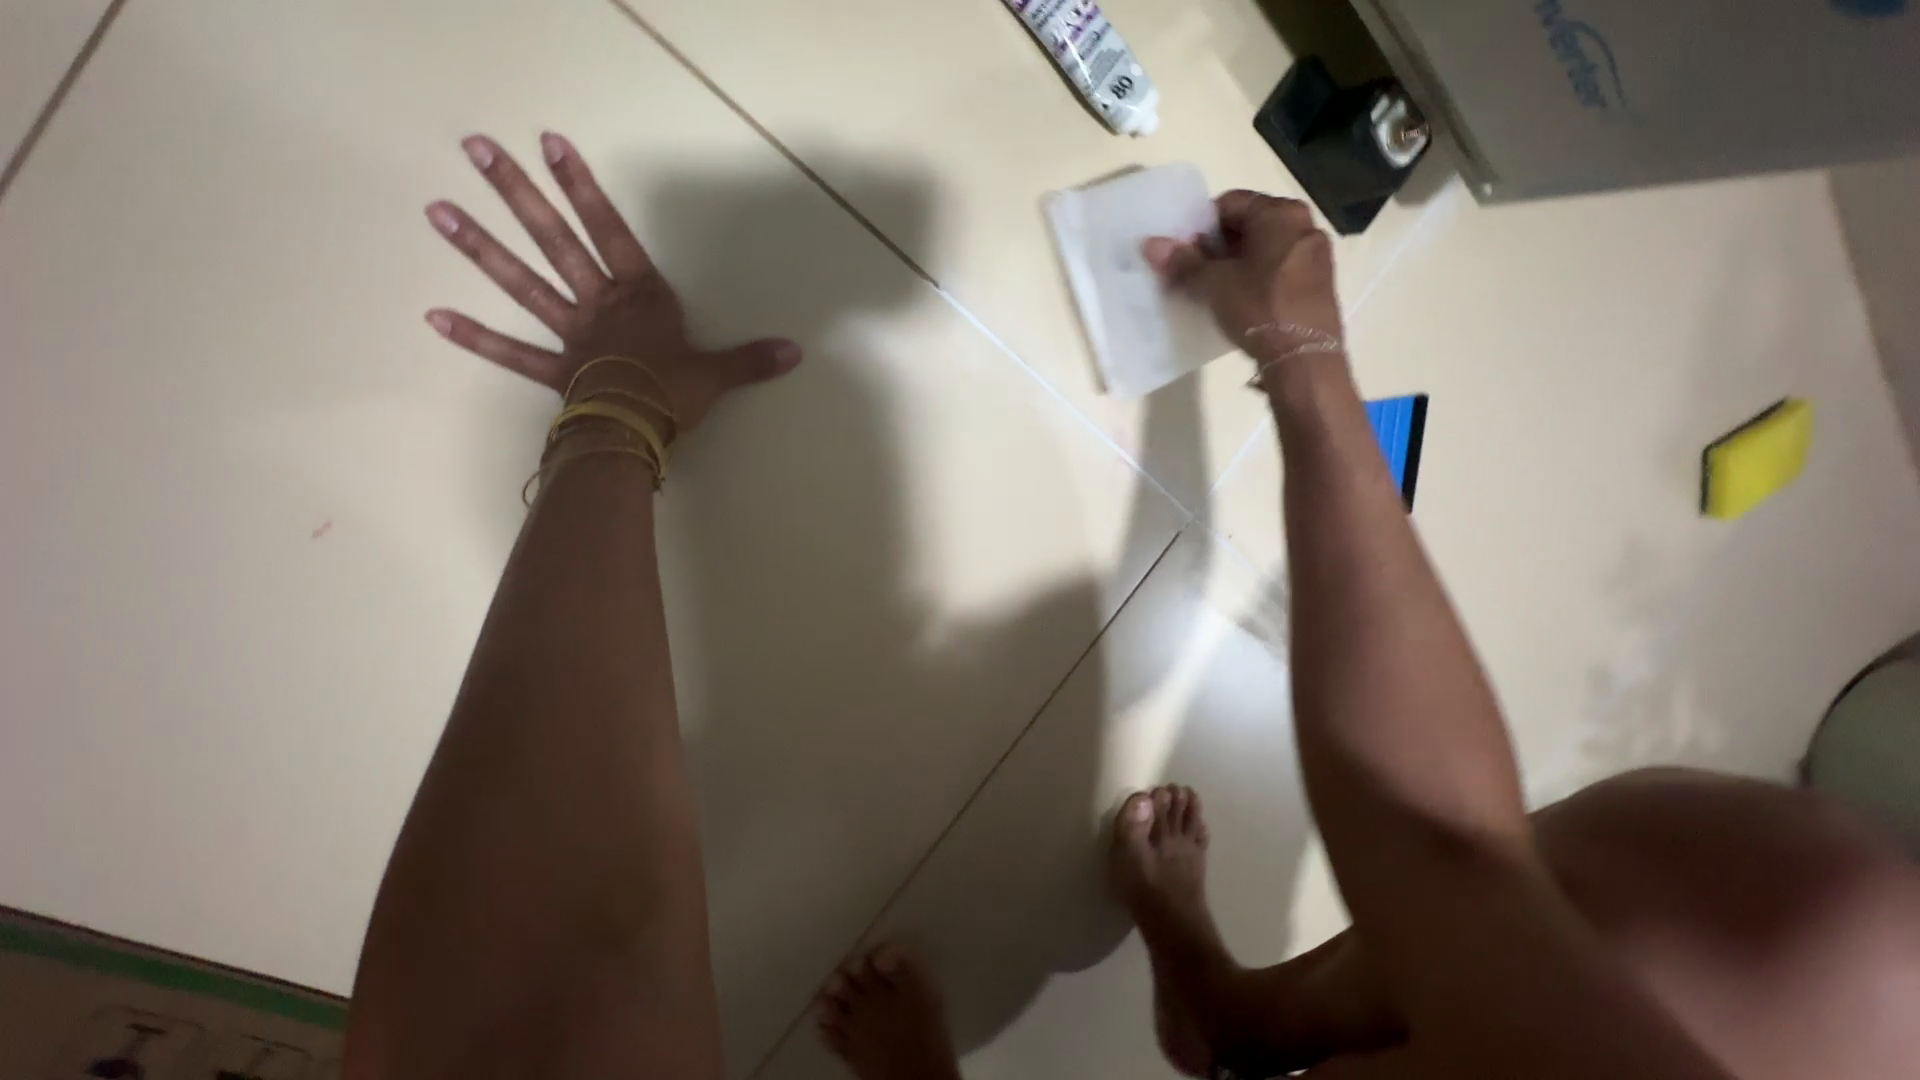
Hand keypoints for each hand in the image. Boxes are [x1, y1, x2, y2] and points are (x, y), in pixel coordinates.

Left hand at [424, 132, 800, 430]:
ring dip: (482, 248)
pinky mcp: (554, 371)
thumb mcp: (718, 375)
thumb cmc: (674, 396)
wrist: (635, 435)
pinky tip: (434, 317)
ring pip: (523, 285)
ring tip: (438, 209)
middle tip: (476, 149)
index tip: (551, 144)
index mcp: (641, 299)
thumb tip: (796, 352)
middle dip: (518, 195)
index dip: (584, 188)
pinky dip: (476, 338)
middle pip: (556, 242)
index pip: (610, 232)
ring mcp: (571, 336)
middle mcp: (599, 305)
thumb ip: (751, 360)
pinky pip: (511, 353)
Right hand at [1143, 191, 1344, 368]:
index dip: (1201, 226)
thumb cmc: (1259, 306)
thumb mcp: (1214, 284)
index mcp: (1279, 213)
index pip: (1229, 203)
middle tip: (1196, 272)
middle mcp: (1303, 224)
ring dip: (1237, 264)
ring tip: (1215, 290)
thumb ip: (1182, 262)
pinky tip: (1242, 302)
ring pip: (1265, 249)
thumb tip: (1150, 244)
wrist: (1304, 357)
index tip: (1185, 252)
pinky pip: (1279, 269)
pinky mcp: (1319, 283)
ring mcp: (1315, 254)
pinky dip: (1257, 278)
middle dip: (1219, 246)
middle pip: (1249, 225)